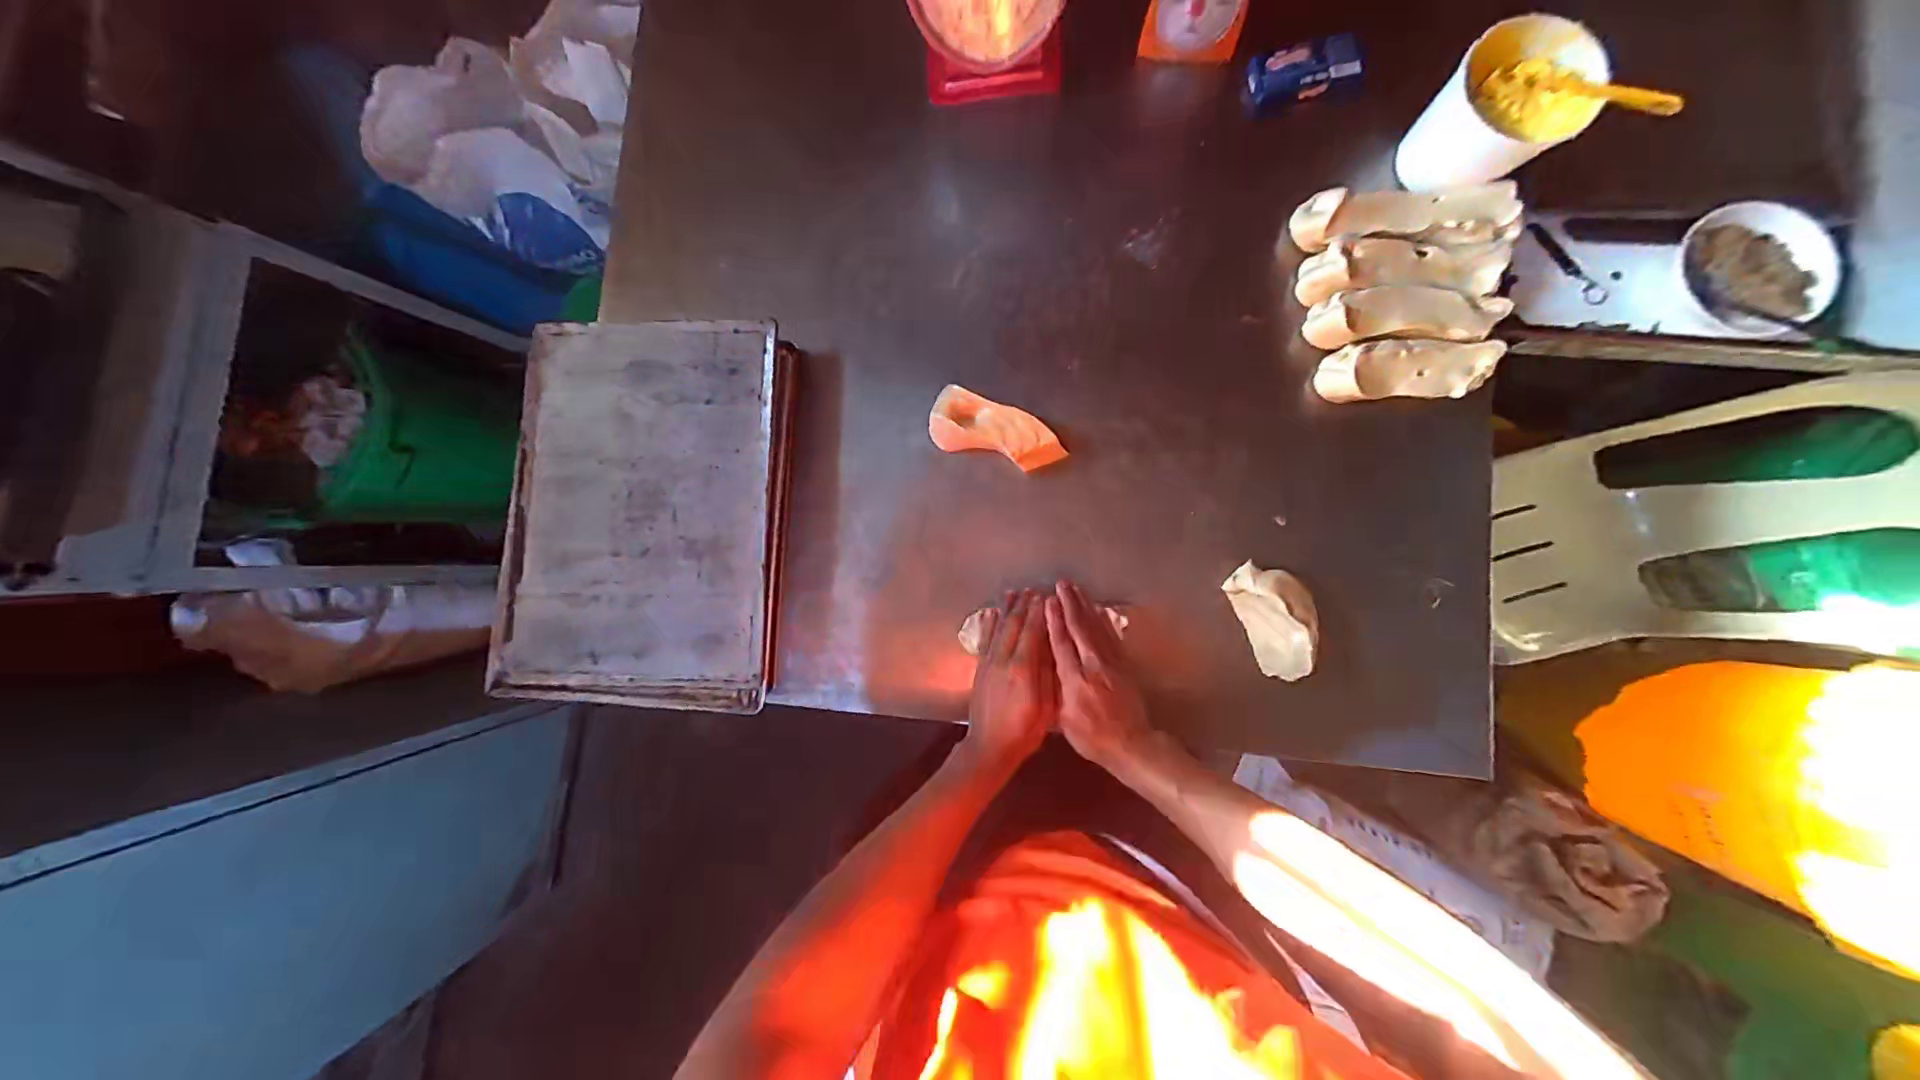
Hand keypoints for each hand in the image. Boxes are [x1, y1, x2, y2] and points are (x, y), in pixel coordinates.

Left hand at [963, 590, 1054, 768]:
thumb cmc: (1024, 732)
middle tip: (1035, 589)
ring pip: (999, 628)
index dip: (1041, 612)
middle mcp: (1003, 660)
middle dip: (1025, 605)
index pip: (1033, 632)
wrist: (989, 747)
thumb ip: (1048, 675)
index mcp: (1023, 669)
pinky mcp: (980, 668)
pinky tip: (996, 613)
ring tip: (1016, 592)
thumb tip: (1052, 646)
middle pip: (1015, 625)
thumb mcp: (1046, 707)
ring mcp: (989, 663)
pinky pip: (987, 639)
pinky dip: (993, 623)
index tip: (1048, 596)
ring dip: (1008, 609)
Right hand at [1044, 581, 1154, 772]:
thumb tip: (1043, 668)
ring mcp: (1112, 664)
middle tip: (1062, 583)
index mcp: (1074, 680)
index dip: (1054, 620)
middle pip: (1080, 628)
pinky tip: (1098, 609)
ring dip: (1086, 606)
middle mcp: (1094, 666)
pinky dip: (1103, 620)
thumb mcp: (1064, 720)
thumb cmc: (1093, 738)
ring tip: (1076, 589)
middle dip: (1070, 604)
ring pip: (1097, 628)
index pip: (1061, 643)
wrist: (1133, 745)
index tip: (1048, 601)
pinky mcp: (1124, 666)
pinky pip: (1111, 636)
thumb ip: (1054, 691)